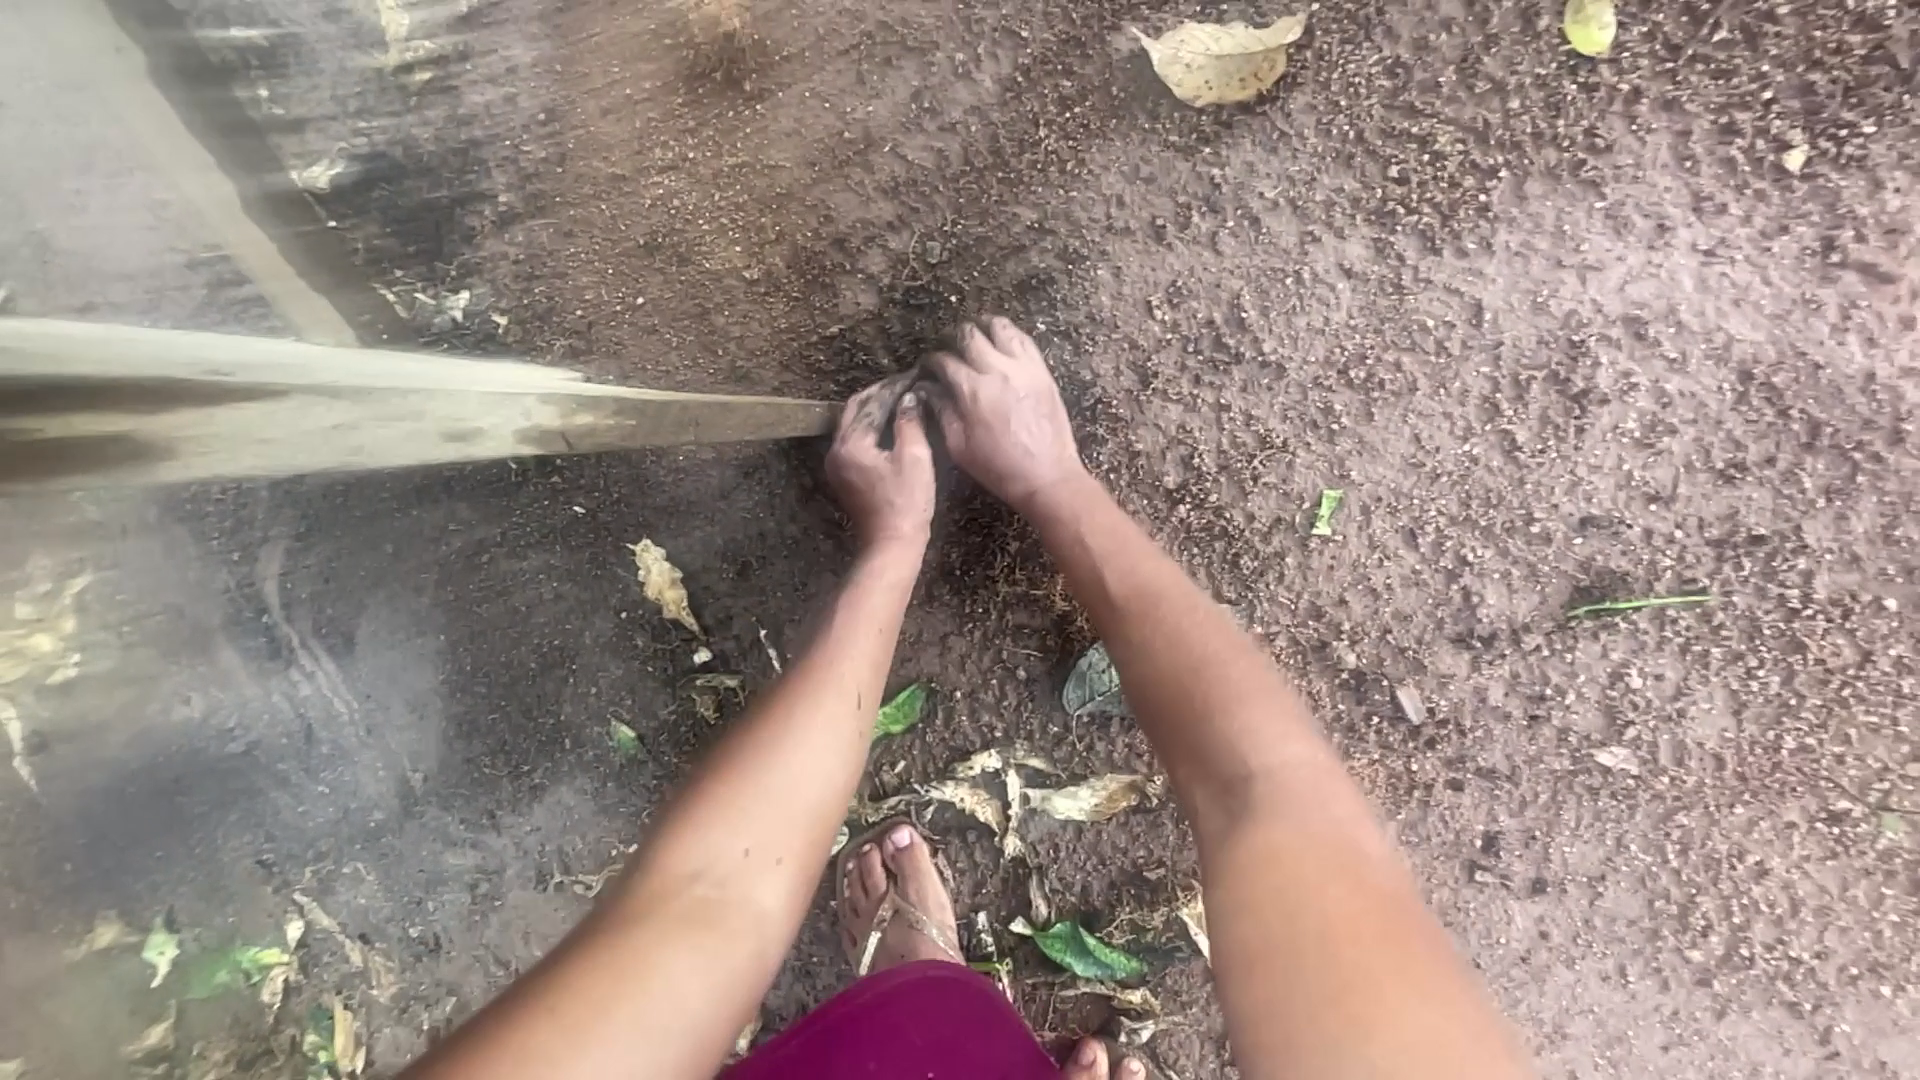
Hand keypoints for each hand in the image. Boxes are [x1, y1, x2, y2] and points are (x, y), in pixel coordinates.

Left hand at [826, 378, 935, 551]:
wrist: (891, 544)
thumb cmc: (906, 503)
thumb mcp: (915, 458)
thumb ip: (910, 422)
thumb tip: (910, 397)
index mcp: (851, 443)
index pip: (870, 403)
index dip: (893, 387)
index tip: (913, 377)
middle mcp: (836, 450)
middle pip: (854, 410)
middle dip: (879, 395)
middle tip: (904, 385)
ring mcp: (837, 464)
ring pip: (852, 425)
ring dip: (873, 411)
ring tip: (899, 401)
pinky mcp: (844, 476)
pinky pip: (854, 441)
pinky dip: (870, 429)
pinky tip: (890, 427)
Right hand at [924, 317, 1086, 513]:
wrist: (1047, 477)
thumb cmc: (1000, 468)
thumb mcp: (959, 447)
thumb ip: (941, 412)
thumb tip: (928, 390)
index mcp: (972, 391)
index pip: (944, 361)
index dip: (931, 362)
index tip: (929, 367)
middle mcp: (997, 371)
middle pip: (969, 334)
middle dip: (953, 338)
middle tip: (950, 349)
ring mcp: (1024, 368)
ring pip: (999, 327)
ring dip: (983, 328)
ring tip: (977, 338)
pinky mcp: (1042, 372)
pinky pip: (1024, 340)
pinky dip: (1009, 335)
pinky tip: (1001, 344)